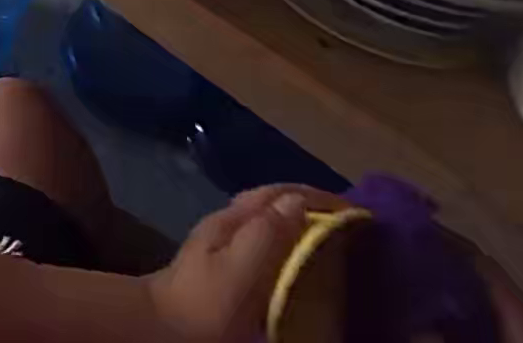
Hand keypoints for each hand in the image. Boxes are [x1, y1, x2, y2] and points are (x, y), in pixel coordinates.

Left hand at [144, 184, 348, 342]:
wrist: (165, 328)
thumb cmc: (206, 303)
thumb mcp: (239, 269)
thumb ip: (266, 234)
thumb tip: (299, 201)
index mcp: (232, 220)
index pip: (277, 193)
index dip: (316, 196)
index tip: (357, 209)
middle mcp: (228, 223)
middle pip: (272, 201)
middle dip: (311, 204)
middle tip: (355, 224)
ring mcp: (224, 244)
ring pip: (267, 219)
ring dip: (300, 220)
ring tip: (337, 239)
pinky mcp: (226, 266)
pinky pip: (264, 241)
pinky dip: (288, 241)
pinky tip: (301, 261)